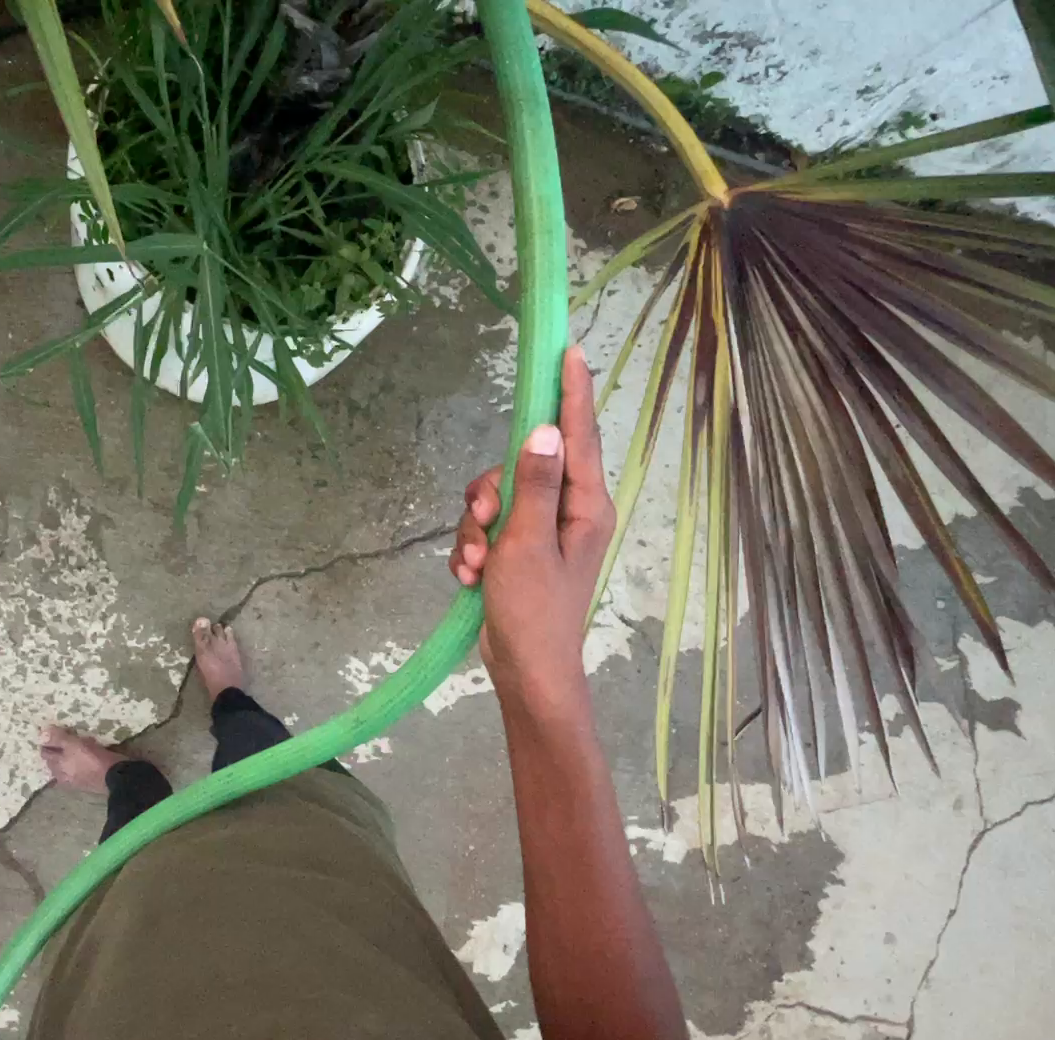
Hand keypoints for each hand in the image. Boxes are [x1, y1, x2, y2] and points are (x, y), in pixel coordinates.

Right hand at [447, 345, 615, 710]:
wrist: (524, 672)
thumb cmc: (534, 612)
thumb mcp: (527, 545)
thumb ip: (533, 486)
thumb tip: (542, 431)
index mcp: (584, 506)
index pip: (577, 436)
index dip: (571, 393)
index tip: (569, 352)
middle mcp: (566, 512)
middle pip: (521, 468)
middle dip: (490, 493)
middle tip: (483, 523)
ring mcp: (540, 533)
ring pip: (496, 500)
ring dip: (475, 530)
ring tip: (476, 566)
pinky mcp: (517, 552)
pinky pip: (486, 530)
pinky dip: (472, 550)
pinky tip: (471, 577)